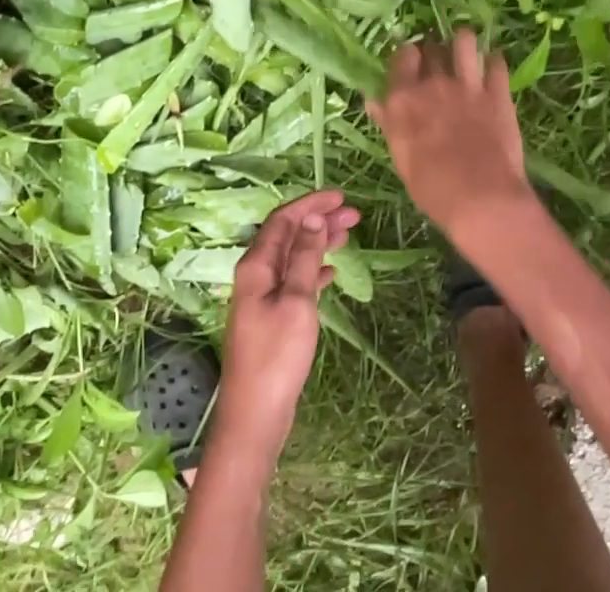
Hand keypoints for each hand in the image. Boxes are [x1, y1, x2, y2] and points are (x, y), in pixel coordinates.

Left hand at [218, 190, 356, 450]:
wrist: (256, 412)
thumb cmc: (277, 356)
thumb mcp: (297, 302)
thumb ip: (305, 259)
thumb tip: (313, 219)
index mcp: (256, 266)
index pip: (282, 221)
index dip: (310, 205)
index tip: (341, 197)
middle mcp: (255, 276)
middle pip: (287, 236)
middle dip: (318, 221)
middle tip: (354, 215)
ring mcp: (261, 297)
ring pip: (292, 258)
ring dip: (318, 244)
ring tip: (348, 235)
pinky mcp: (271, 318)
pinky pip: (294, 281)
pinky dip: (313, 271)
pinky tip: (332, 272)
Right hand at [366, 30, 535, 237]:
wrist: (481, 198)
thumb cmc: (432, 187)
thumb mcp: (401, 156)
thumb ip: (389, 122)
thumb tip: (373, 99)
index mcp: (403, 99)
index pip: (403, 56)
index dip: (408, 56)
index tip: (412, 63)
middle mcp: (433, 84)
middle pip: (432, 48)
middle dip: (434, 50)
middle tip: (438, 61)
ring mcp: (468, 85)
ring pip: (465, 41)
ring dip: (464, 43)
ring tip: (466, 53)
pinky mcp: (498, 93)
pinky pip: (497, 62)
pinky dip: (493, 62)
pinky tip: (492, 70)